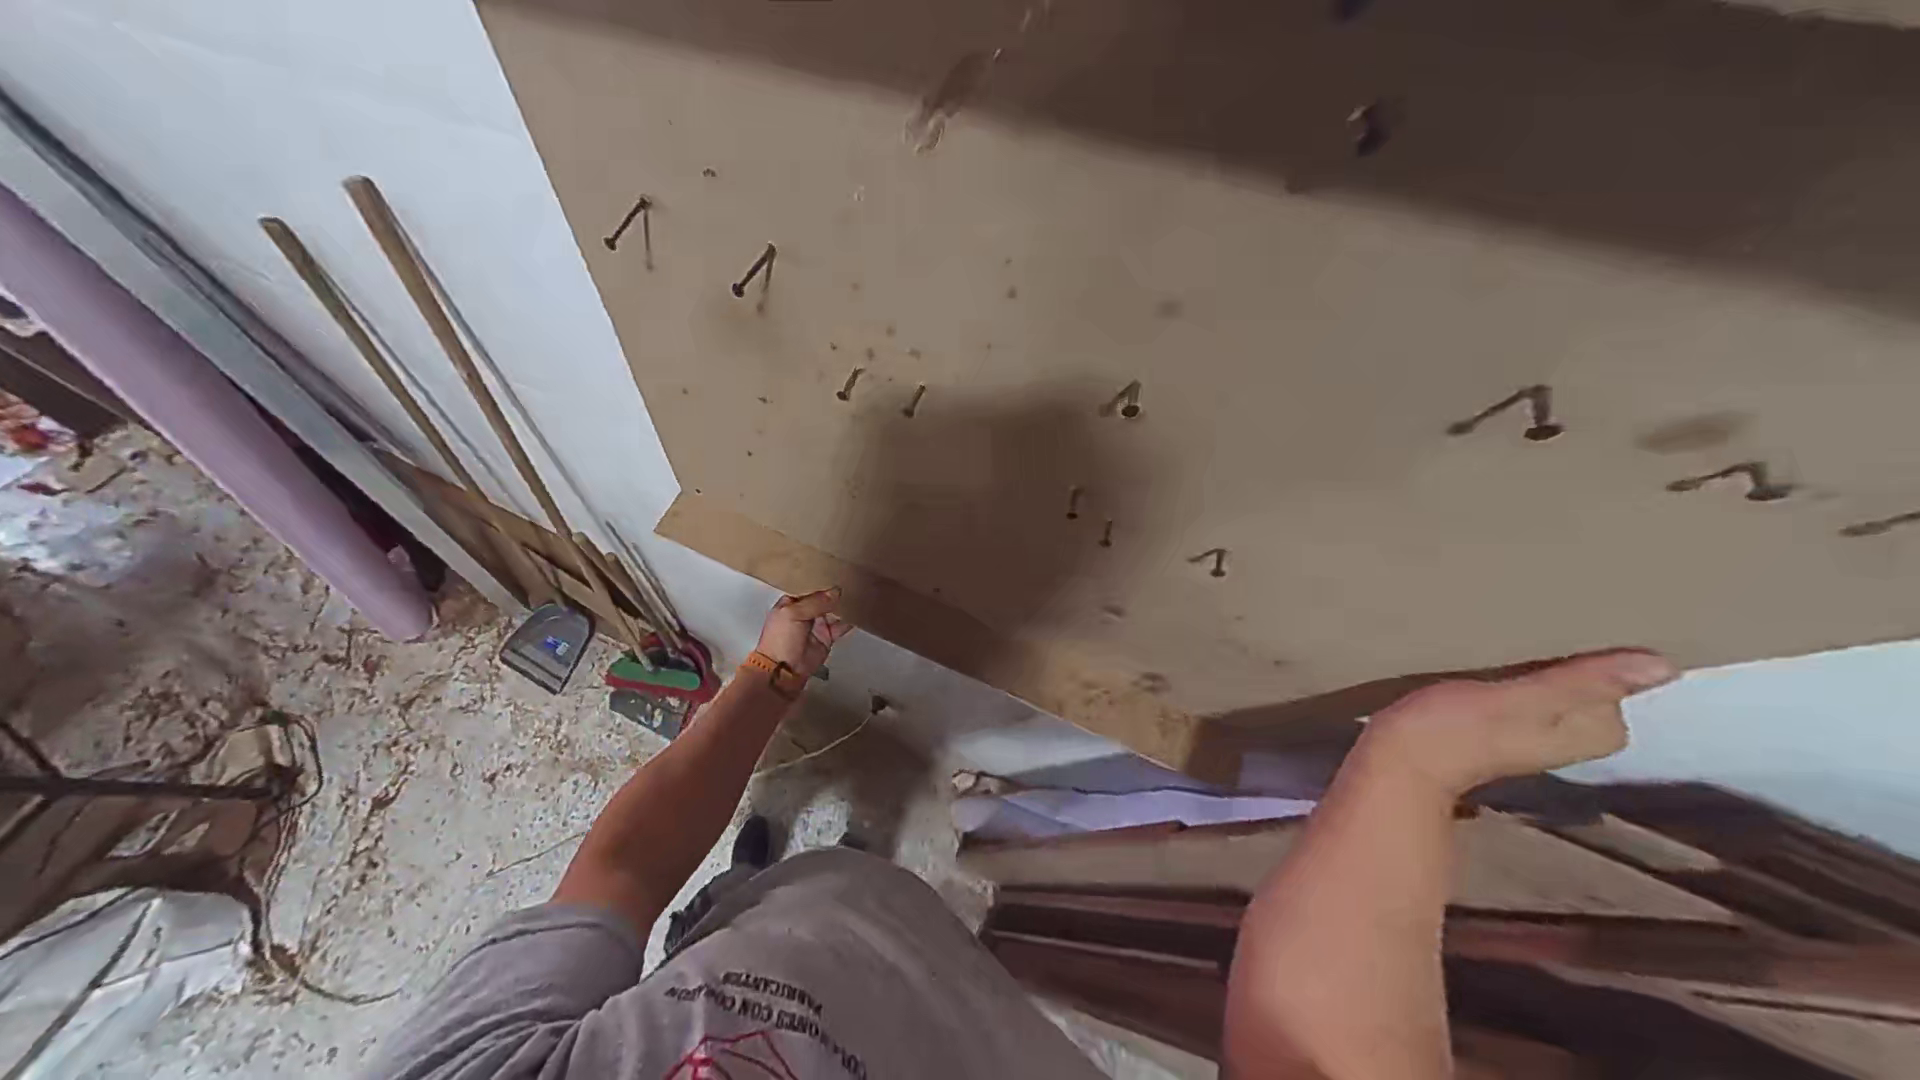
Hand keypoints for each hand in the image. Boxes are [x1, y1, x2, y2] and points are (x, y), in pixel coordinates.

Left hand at [754, 588, 852, 679]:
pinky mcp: (826, 637)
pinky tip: (858, 612)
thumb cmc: (779, 641)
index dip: (821, 581)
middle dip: (835, 592)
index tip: (836, 571)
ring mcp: (816, 625)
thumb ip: (815, 602)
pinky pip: (841, 626)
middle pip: (823, 598)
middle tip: (851, 580)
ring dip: (844, 605)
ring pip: (834, 611)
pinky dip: (849, 620)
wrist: (783, 671)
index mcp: (791, 603)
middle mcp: (804, 612)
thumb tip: (836, 591)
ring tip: (858, 593)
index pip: (809, 587)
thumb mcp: (793, 614)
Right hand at [1358, 650, 1679, 796]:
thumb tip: (1665, 666)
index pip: (1618, 677)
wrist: (1396, 761)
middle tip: (1545, 613)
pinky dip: (1513, 668)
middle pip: (1587, 680)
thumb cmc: (1454, 730)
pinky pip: (1526, 686)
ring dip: (1539, 656)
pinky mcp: (1499, 723)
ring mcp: (1535, 730)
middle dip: (1570, 651)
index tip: (1578, 618)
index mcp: (1592, 730)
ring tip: (1517, 623)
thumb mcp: (1516, 700)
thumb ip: (1580, 683)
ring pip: (1555, 682)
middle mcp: (1573, 733)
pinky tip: (1492, 651)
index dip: (1599, 649)